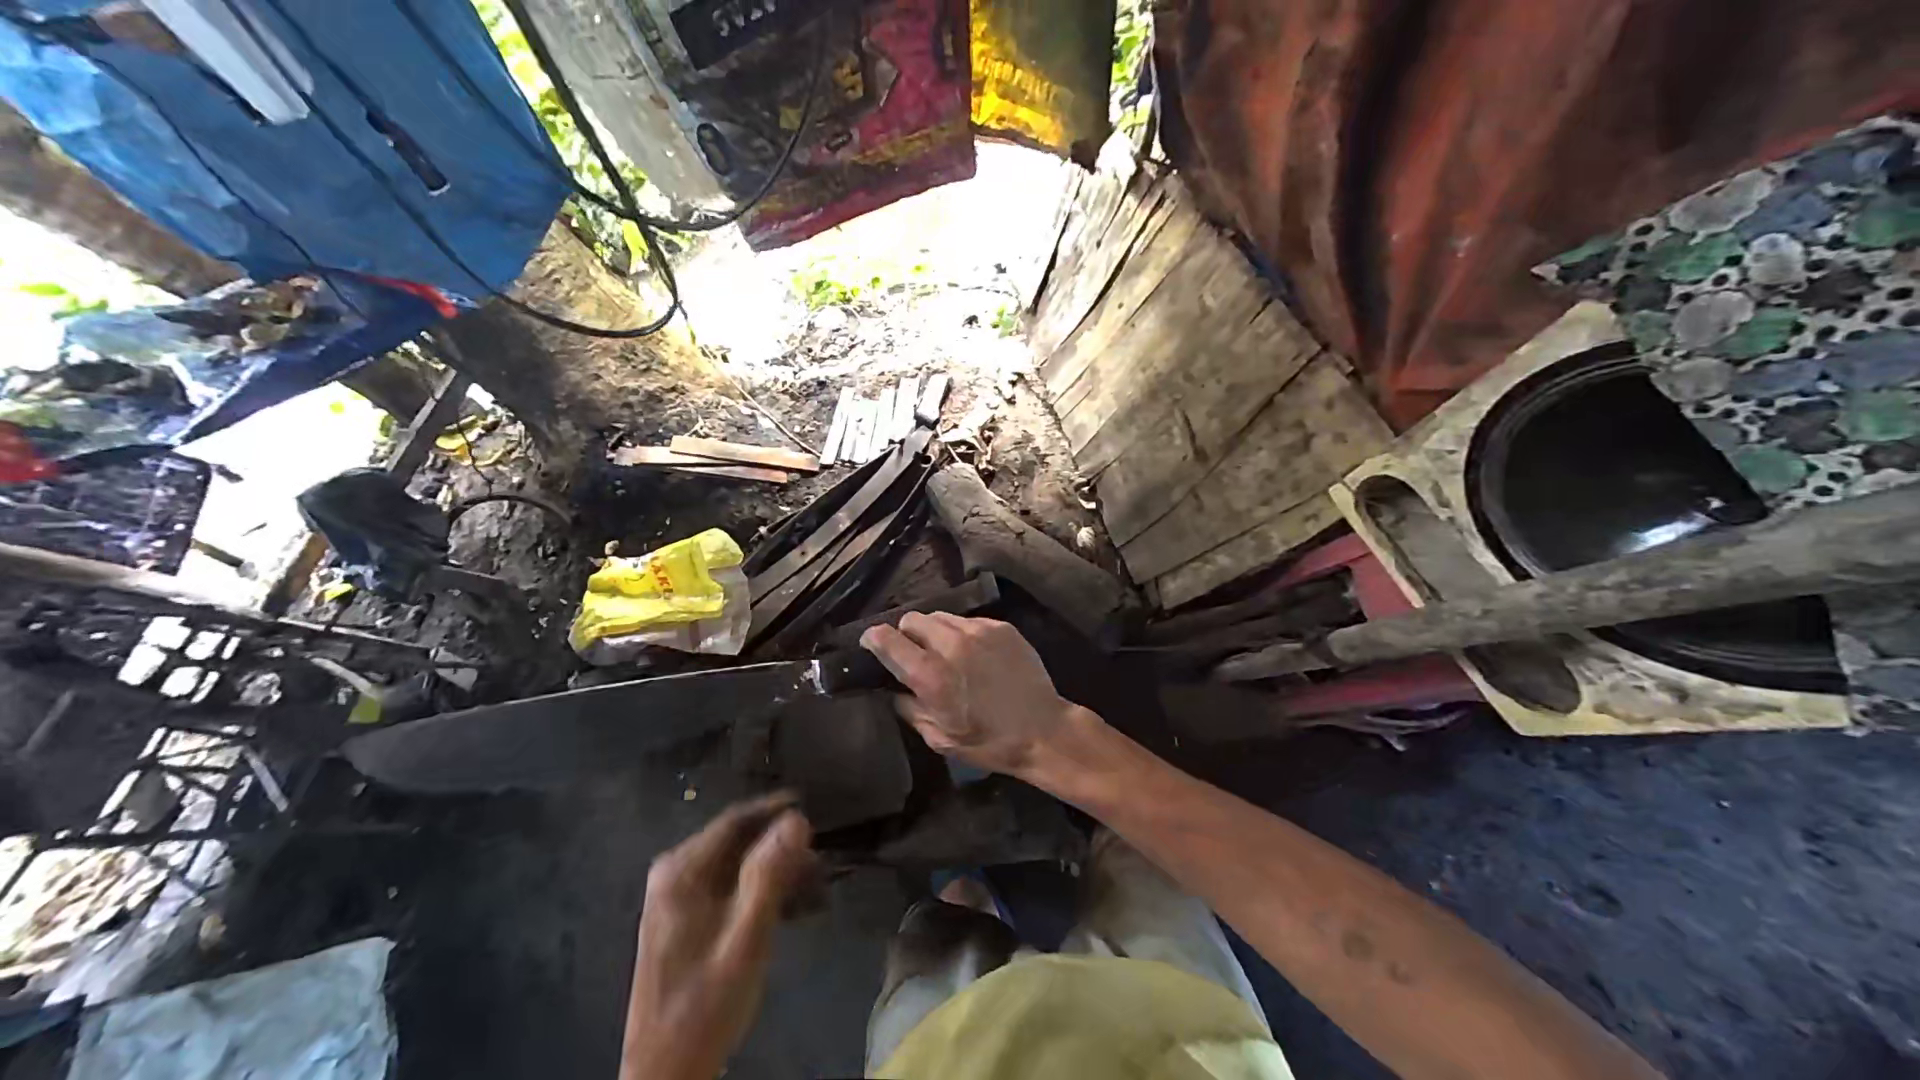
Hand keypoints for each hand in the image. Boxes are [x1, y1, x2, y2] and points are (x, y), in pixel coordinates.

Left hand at [620, 794, 815, 1079]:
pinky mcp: (687, 920)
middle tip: (822, 861)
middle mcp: (676, 875)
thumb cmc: (705, 1005)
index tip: (814, 806)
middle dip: (782, 848)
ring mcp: (679, 898)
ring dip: (777, 872)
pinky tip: (794, 909)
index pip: (735, 821)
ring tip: (817, 886)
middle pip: (738, 843)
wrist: (667, 1074)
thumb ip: (770, 876)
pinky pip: (732, 890)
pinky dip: (763, 893)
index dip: (775, 811)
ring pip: (739, 867)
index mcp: (681, 871)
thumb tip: (797, 818)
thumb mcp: (746, 940)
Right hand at [860, 612, 1090, 778]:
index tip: (871, 644)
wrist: (1043, 731)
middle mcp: (951, 644)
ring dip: (933, 631)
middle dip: (906, 635)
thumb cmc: (988, 742)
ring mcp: (978, 631)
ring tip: (943, 652)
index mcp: (930, 675)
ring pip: (939, 616)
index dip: (873, 639)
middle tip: (914, 654)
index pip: (887, 639)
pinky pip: (967, 620)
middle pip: (911, 620)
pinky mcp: (1000, 627)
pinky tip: (971, 653)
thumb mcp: (938, 737)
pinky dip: (961, 633)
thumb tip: (892, 690)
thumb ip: (909, 708)